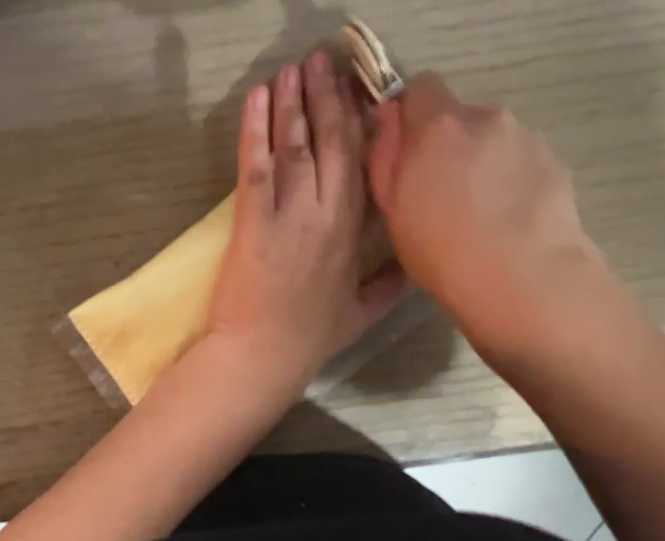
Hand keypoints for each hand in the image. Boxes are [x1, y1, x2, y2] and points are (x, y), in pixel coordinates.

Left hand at [204, 52, 405, 391]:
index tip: (359, 92)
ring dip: (292, 102)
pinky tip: (257, 97)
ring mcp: (290, 214)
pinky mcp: (253, 221)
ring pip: (295, 145)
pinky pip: (256, 165)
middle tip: (323, 60)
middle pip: (331, 140)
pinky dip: (255, 129)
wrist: (263, 355)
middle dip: (327, 96)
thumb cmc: (310, 339)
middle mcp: (327, 211)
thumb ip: (388, 285)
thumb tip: (411, 267)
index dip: (360, 121)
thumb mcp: (361, 314)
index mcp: (355, 229)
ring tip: (293, 68)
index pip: (363, 161)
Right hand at [367, 73, 612, 360]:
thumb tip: (387, 121)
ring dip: (480, 165)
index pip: (420, 86)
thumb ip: (385, 158)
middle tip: (437, 198)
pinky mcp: (553, 160)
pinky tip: (504, 223)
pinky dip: (509, 182)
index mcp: (439, 126)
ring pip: (491, 140)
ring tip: (475, 216)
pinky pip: (520, 162)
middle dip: (446, 146)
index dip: (409, 115)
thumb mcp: (392, 211)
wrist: (520, 276)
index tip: (404, 151)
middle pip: (458, 118)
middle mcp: (486, 117)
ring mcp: (525, 137)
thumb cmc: (440, 249)